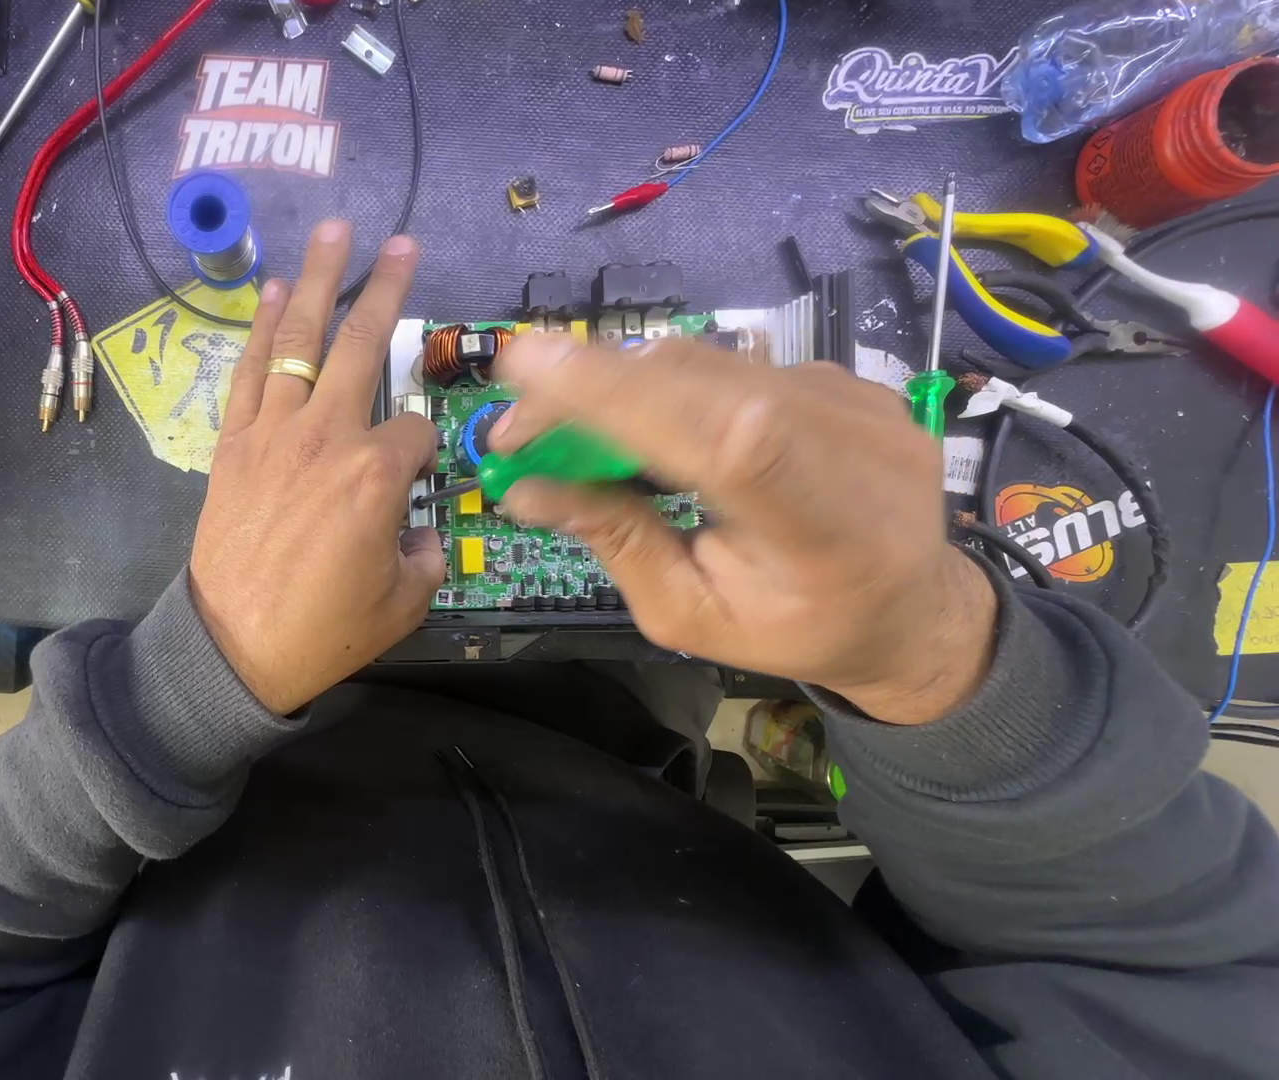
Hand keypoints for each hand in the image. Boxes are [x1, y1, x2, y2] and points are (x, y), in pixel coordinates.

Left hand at [189, 221, 441, 713]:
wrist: (234, 650)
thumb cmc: (324, 632)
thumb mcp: (404, 603)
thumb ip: (425, 555)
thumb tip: (417, 530)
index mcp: (378, 475)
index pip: (418, 430)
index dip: (427, 448)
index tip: (416, 474)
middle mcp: (328, 436)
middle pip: (362, 346)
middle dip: (387, 289)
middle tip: (404, 244)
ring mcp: (274, 433)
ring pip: (300, 340)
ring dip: (318, 281)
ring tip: (335, 232)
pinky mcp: (234, 443)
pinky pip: (250, 372)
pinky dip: (261, 328)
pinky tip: (272, 292)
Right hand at [490, 335, 996, 724]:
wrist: (912, 608)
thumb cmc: (793, 626)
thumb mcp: (688, 613)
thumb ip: (616, 542)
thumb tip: (525, 489)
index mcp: (825, 530)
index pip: (726, 438)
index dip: (623, 396)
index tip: (528, 365)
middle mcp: (854, 444)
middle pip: (700, 385)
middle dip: (586, 393)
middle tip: (512, 431)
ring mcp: (854, 399)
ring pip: (704, 365)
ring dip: (614, 387)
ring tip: (558, 430)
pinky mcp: (842, 378)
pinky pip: (728, 368)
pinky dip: (662, 390)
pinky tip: (637, 427)